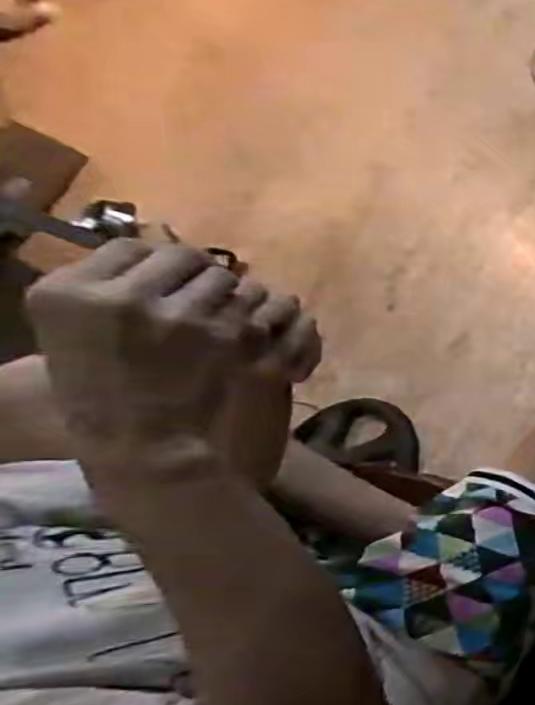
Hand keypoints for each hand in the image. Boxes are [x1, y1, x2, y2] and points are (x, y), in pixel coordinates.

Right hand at [25, 240, 320, 462]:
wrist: (154, 455)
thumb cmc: (105, 402)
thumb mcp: (73, 339)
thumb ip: (109, 295)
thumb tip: (159, 261)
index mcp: (79, 294)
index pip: (140, 248)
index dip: (165, 266)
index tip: (173, 284)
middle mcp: (144, 302)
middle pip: (202, 265)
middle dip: (211, 285)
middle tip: (209, 311)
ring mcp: (209, 325)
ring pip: (252, 288)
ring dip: (253, 304)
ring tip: (244, 328)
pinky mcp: (259, 349)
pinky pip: (292, 316)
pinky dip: (290, 325)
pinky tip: (278, 339)